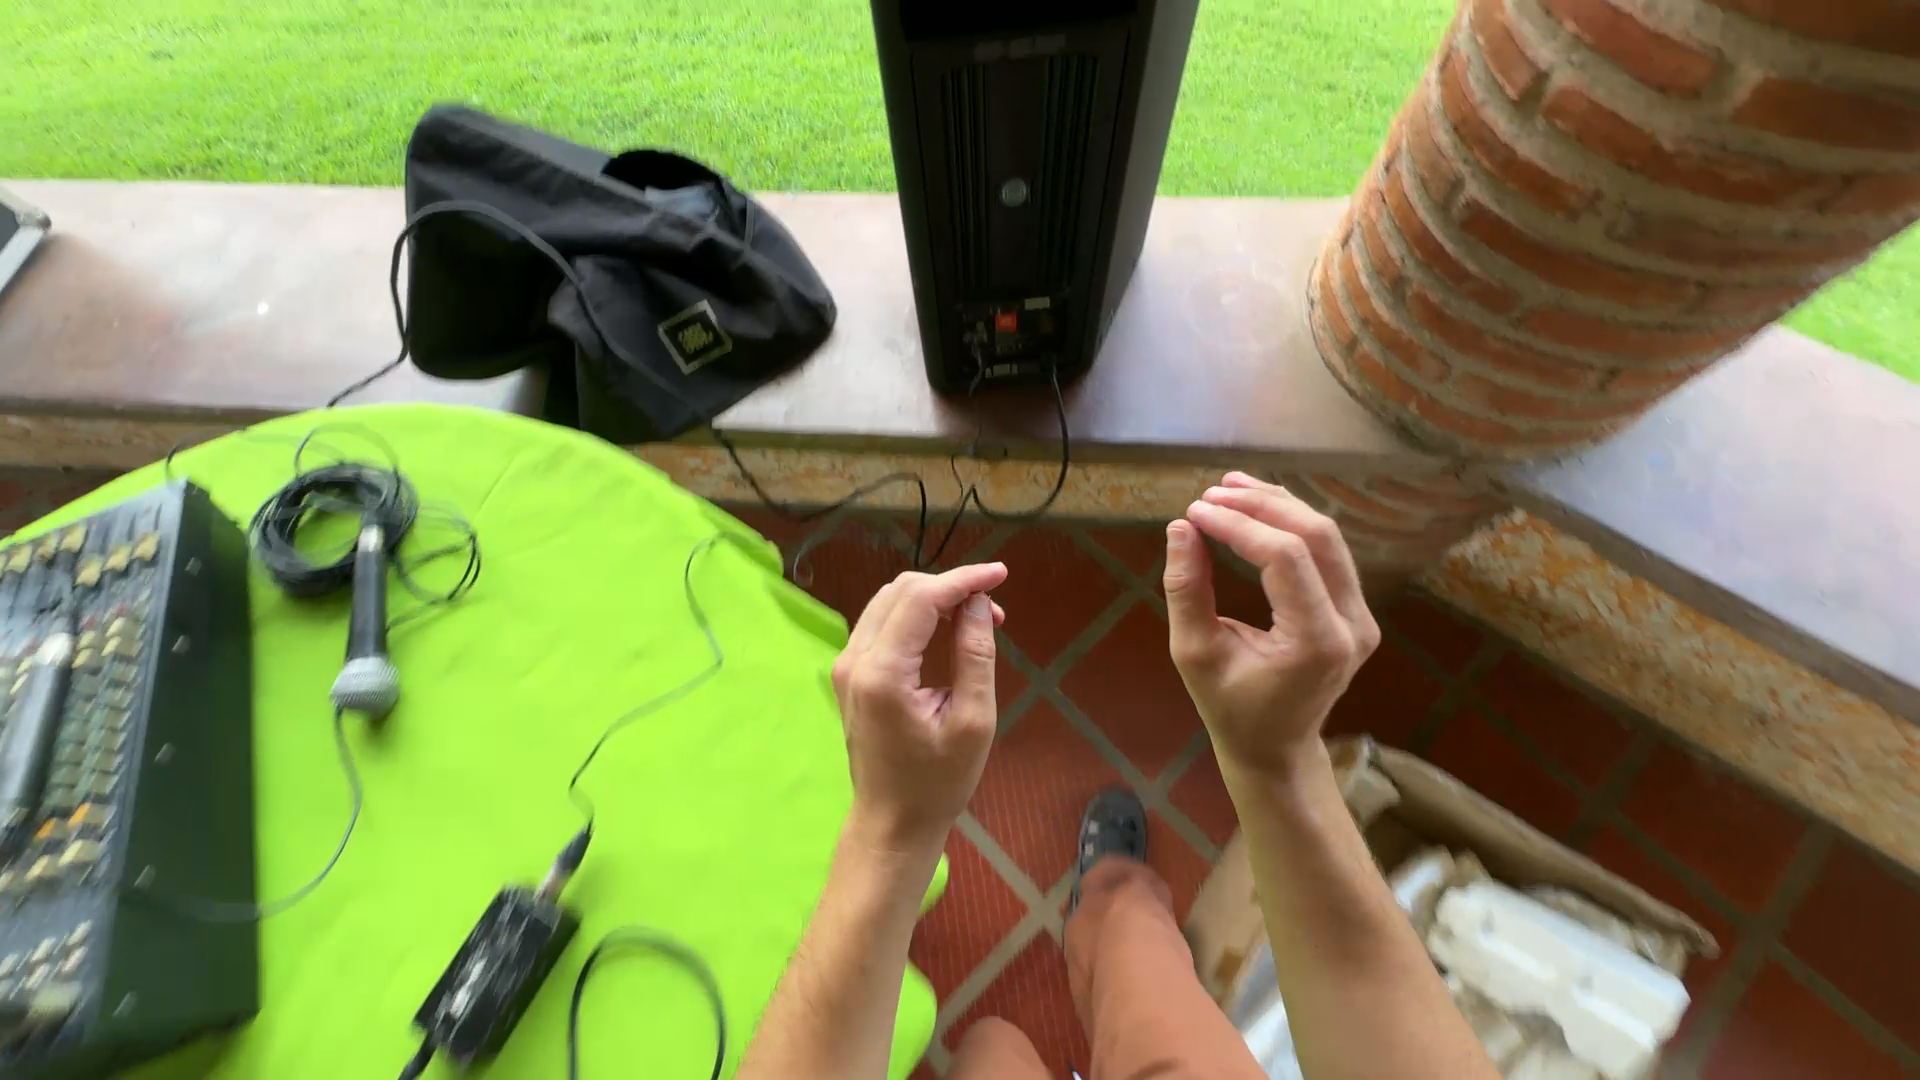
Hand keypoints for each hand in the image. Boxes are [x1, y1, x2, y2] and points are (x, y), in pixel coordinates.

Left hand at [831, 563, 1008, 853]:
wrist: (892, 822)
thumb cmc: (938, 782)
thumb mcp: (972, 721)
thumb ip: (975, 654)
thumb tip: (979, 603)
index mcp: (883, 673)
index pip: (921, 598)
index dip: (963, 579)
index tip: (1001, 574)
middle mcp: (855, 659)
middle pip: (902, 590)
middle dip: (950, 587)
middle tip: (993, 610)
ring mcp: (846, 664)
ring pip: (889, 600)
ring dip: (934, 597)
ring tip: (976, 618)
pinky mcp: (850, 672)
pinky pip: (882, 622)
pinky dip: (917, 614)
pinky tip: (946, 628)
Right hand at [1162, 473, 1380, 778]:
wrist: (1275, 746)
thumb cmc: (1229, 707)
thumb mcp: (1195, 653)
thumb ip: (1187, 590)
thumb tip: (1180, 528)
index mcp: (1316, 641)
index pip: (1284, 558)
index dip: (1237, 525)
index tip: (1193, 513)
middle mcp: (1352, 623)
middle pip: (1316, 536)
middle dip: (1260, 505)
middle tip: (1210, 494)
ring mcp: (1361, 615)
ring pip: (1326, 536)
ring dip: (1277, 504)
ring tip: (1228, 487)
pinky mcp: (1353, 608)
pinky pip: (1326, 551)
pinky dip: (1290, 522)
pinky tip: (1257, 504)